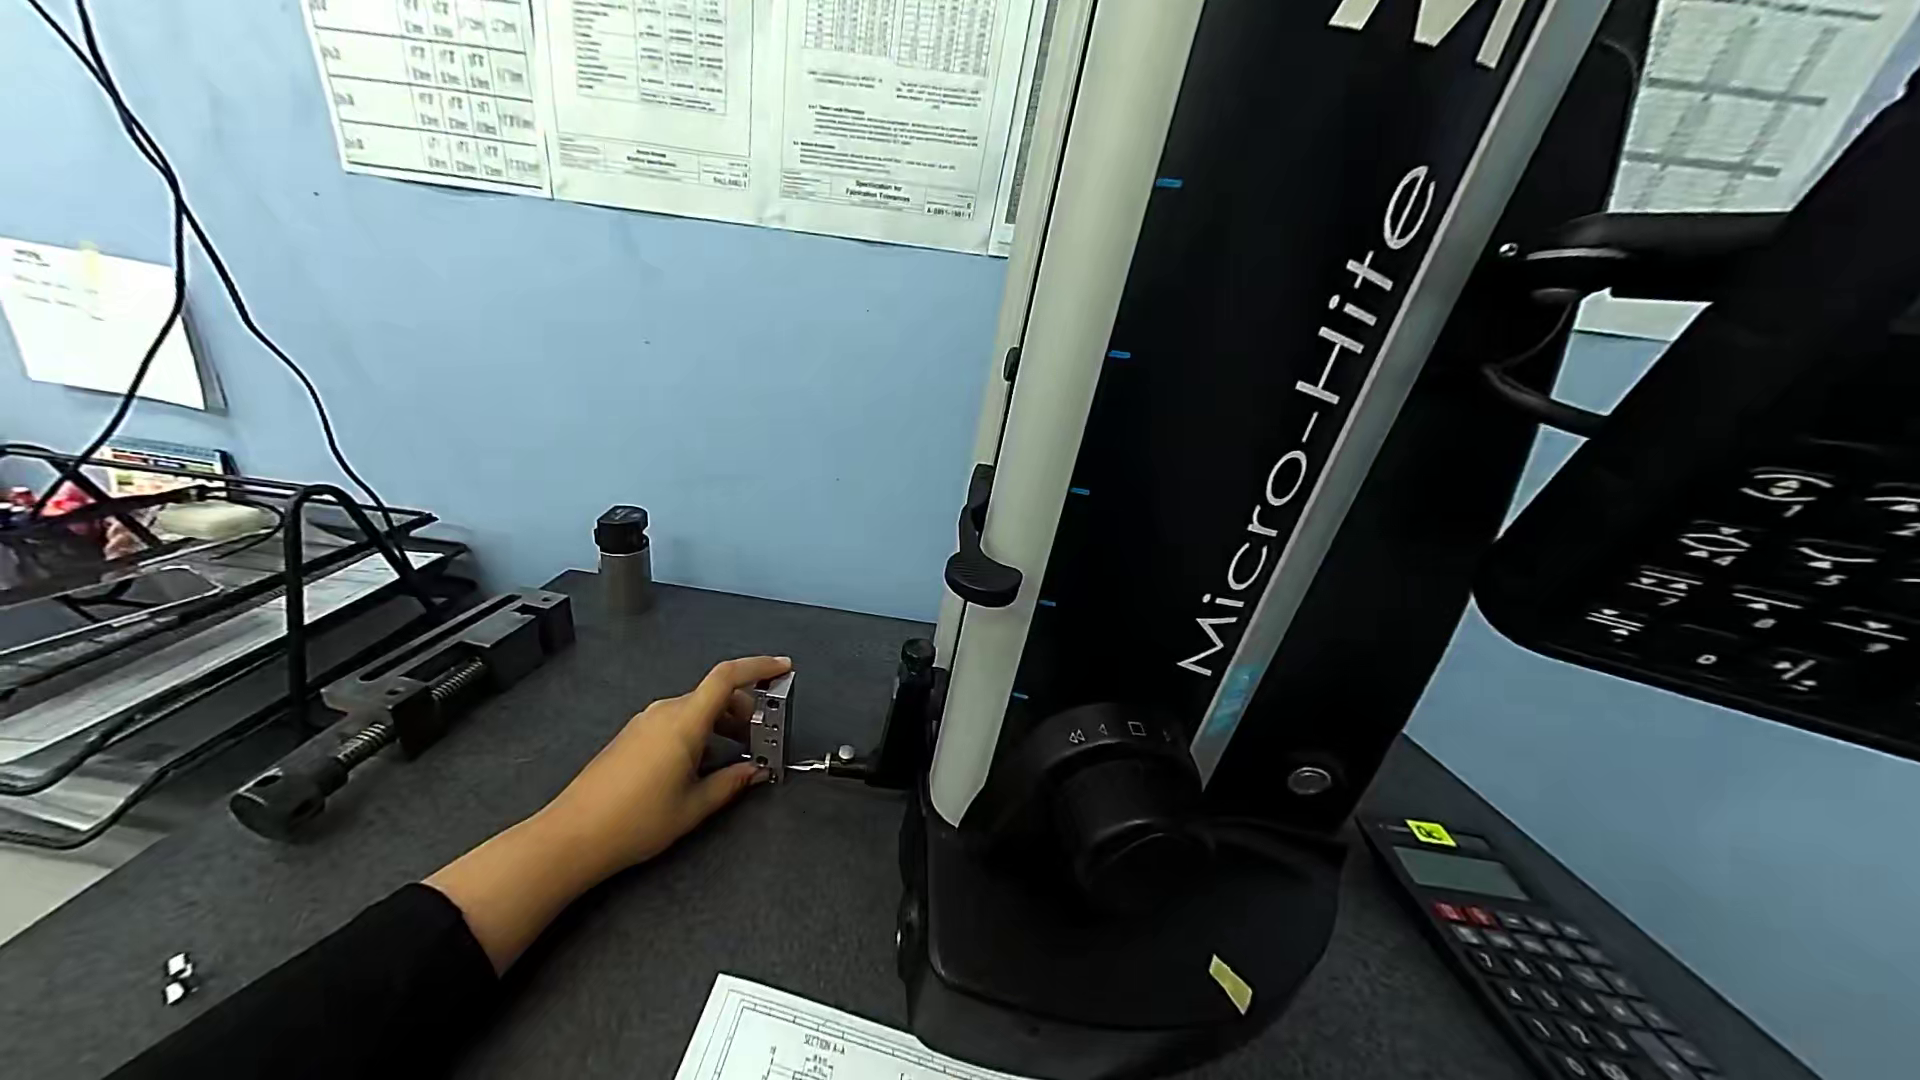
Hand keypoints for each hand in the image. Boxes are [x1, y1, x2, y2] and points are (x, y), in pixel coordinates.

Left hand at [534, 654, 788, 878]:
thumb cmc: (633, 821)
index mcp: (683, 721)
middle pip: (716, 695)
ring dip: (723, 724)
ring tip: (738, 754)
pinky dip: (701, 732)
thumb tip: (756, 771)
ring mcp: (645, 723)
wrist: (570, 838)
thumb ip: (732, 782)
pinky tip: (705, 763)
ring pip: (697, 709)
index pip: (728, 677)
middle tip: (764, 736)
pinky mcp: (633, 736)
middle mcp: (664, 712)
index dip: (760, 666)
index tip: (783, 667)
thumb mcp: (694, 805)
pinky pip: (677, 721)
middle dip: (746, 710)